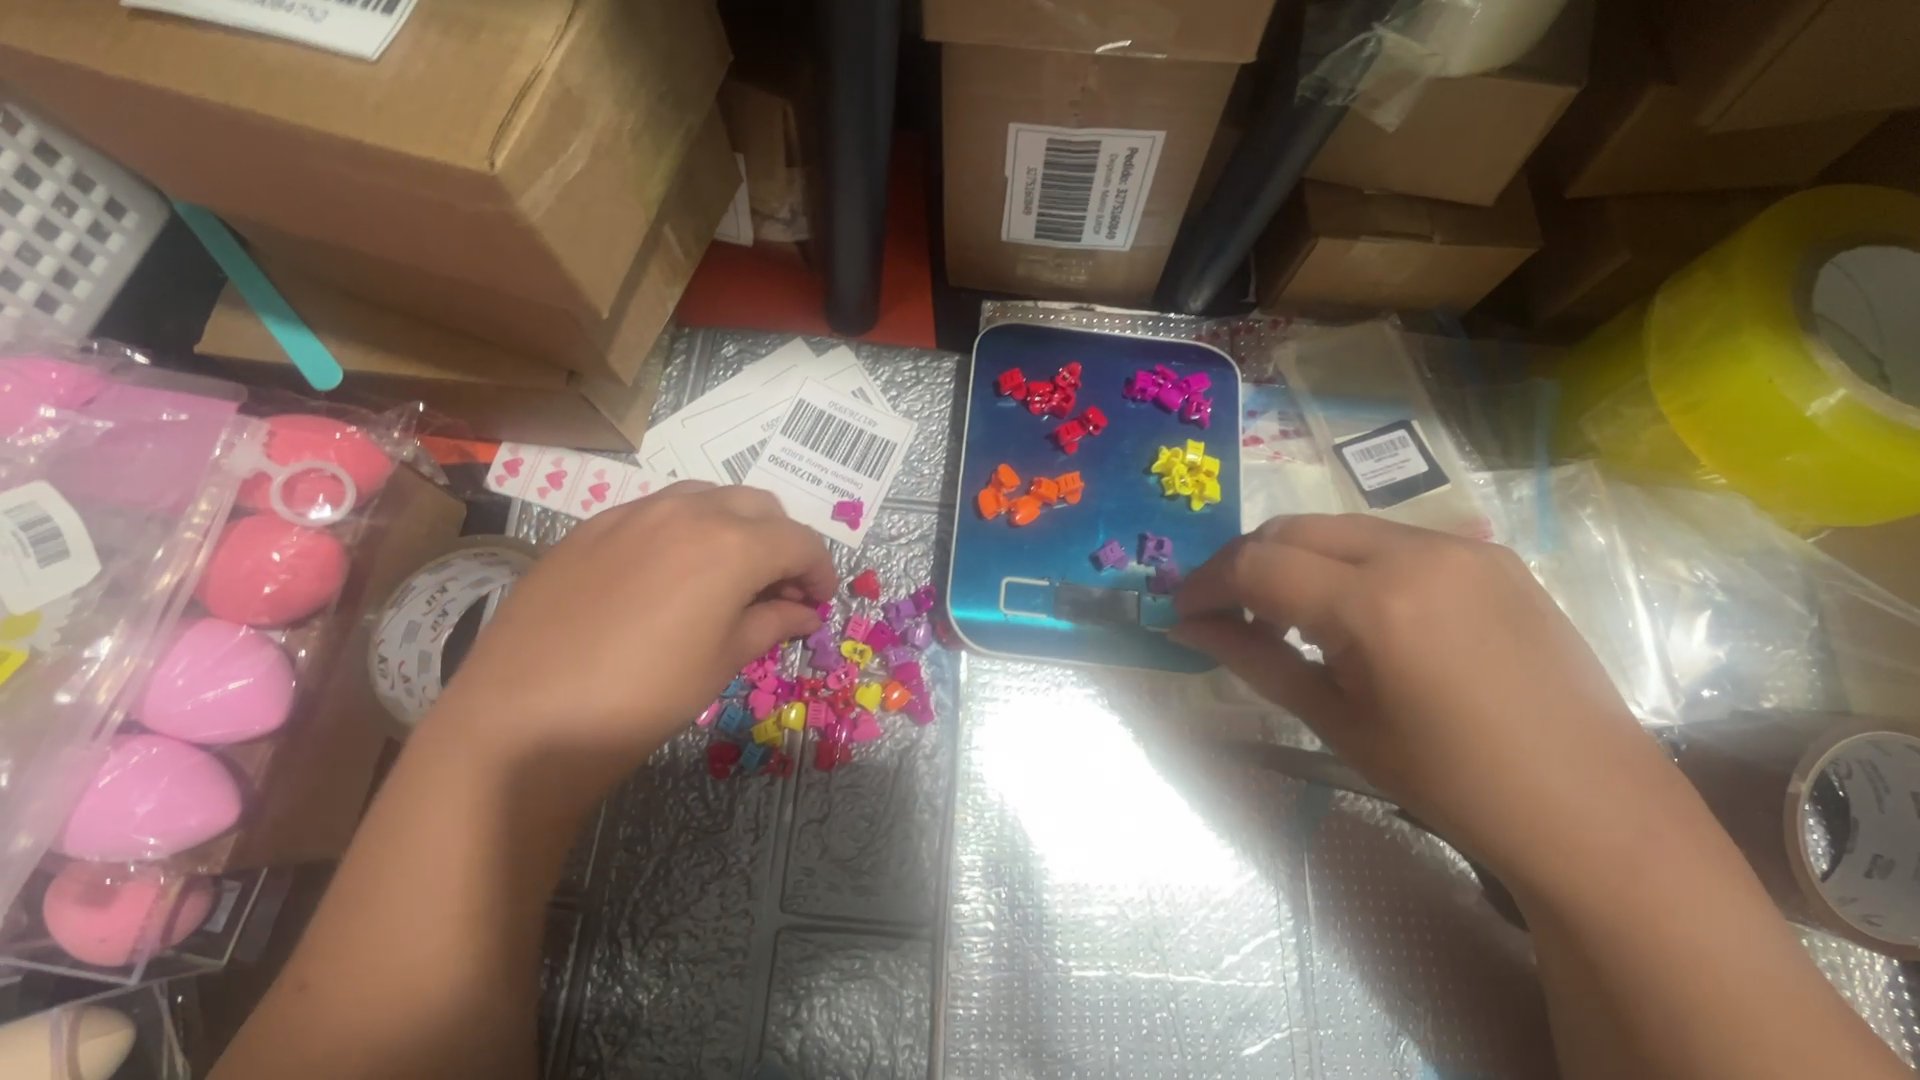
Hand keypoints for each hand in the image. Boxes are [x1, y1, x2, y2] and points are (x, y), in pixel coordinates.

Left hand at [423, 483, 835, 792]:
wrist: (525, 714)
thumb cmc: (643, 696)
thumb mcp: (722, 663)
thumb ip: (771, 624)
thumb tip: (803, 612)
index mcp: (733, 545)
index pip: (800, 541)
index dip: (820, 571)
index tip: (818, 603)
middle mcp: (688, 511)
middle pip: (759, 507)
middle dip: (780, 542)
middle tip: (777, 591)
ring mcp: (634, 513)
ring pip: (707, 498)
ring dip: (733, 528)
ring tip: (725, 577)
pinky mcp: (592, 527)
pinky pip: (656, 512)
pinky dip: (683, 532)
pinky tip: (666, 578)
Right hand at [1171, 514, 1676, 884]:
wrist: (1589, 808)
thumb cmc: (1450, 782)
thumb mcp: (1336, 720)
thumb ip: (1254, 659)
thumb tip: (1187, 626)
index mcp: (1376, 604)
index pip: (1257, 565)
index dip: (1207, 584)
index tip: (1180, 612)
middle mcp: (1418, 552)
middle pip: (1294, 528)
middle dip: (1246, 563)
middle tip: (1225, 612)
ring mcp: (1463, 546)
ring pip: (1342, 527)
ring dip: (1297, 559)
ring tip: (1287, 617)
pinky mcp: (1493, 555)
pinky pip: (1393, 540)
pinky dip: (1350, 563)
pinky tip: (1355, 614)